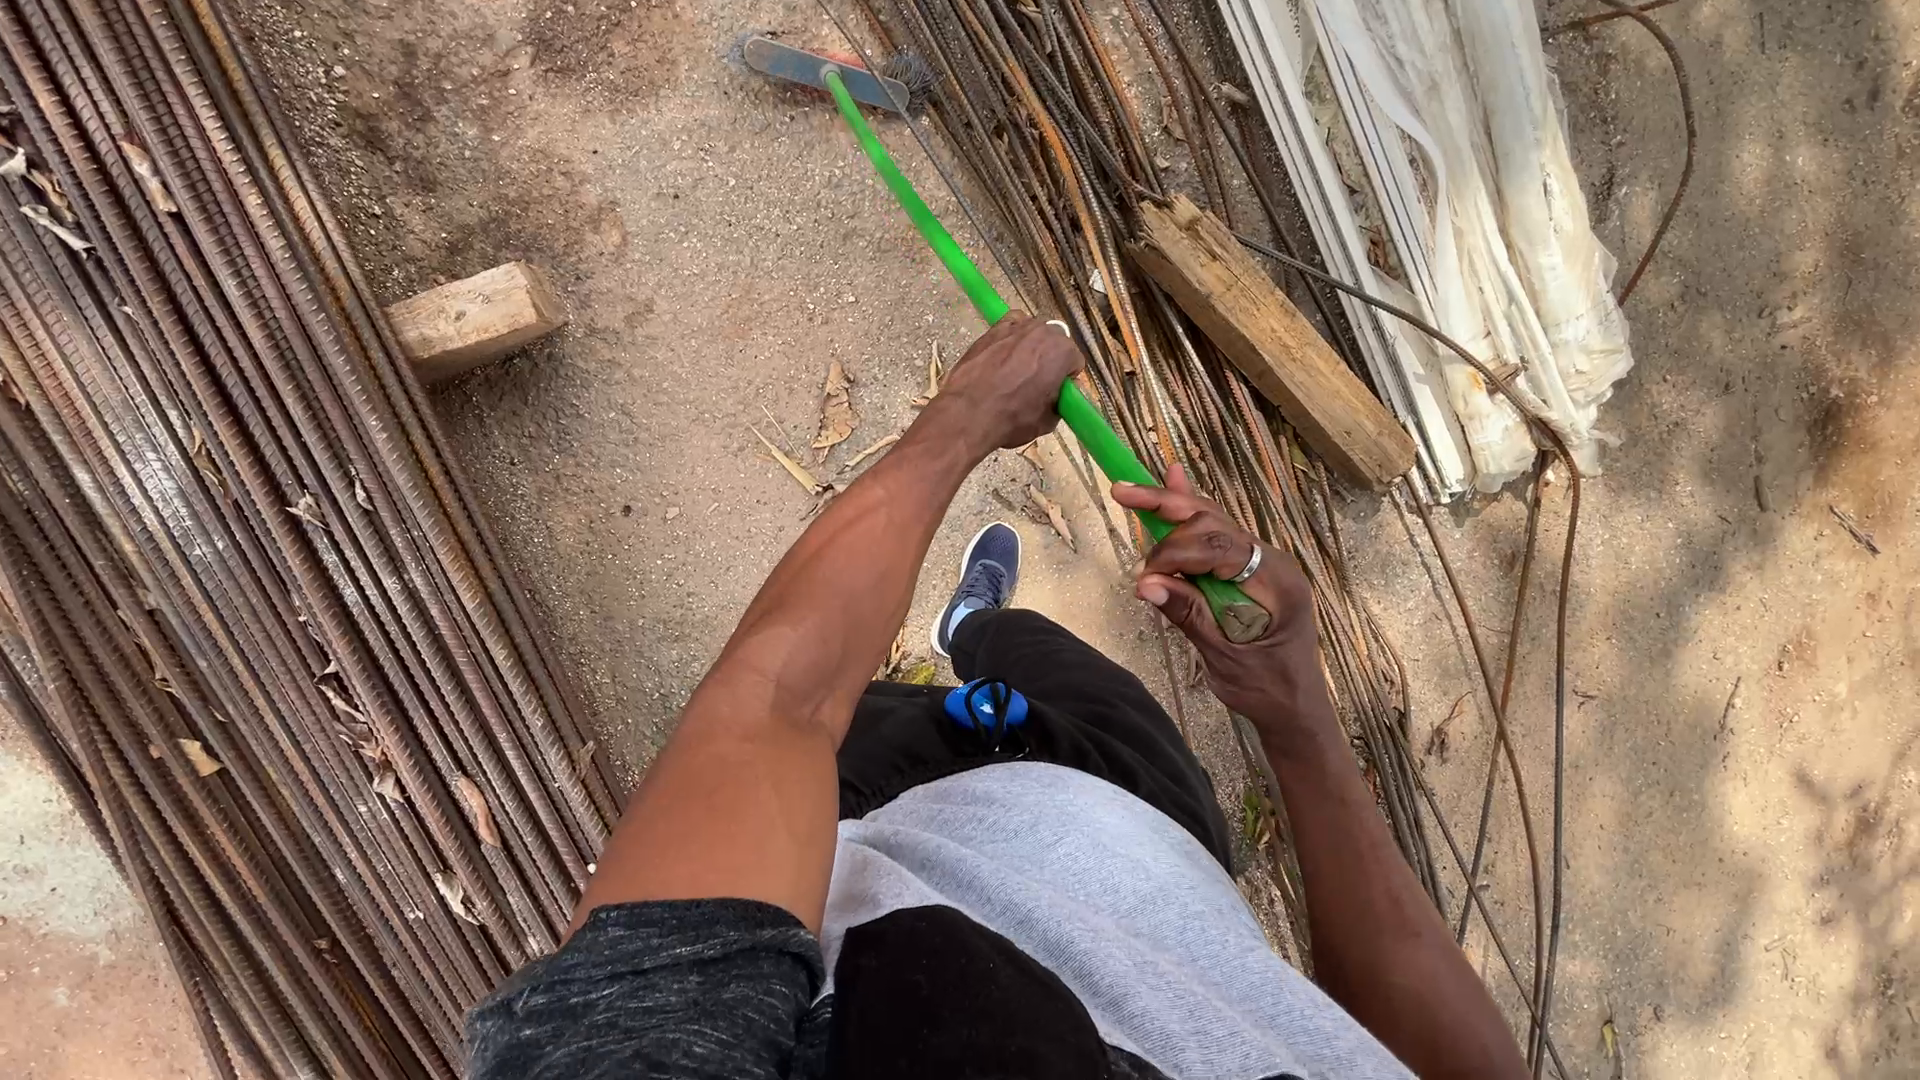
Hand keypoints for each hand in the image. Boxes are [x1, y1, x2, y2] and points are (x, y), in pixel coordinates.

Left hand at [927, 312, 1085, 455]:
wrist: (969, 413)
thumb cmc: (1010, 418)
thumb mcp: (1046, 421)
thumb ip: (1058, 403)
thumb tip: (1054, 400)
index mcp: (1062, 352)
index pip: (1075, 361)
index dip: (1066, 379)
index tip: (1057, 391)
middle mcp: (1043, 332)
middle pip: (1055, 342)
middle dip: (1050, 359)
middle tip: (1038, 382)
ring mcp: (1016, 327)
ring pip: (1033, 333)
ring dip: (1031, 347)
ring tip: (1017, 371)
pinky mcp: (993, 329)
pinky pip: (1010, 327)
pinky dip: (1011, 337)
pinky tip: (1003, 356)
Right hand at [1111, 466, 1330, 733]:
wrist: (1295, 709)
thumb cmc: (1266, 689)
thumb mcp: (1225, 658)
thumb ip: (1189, 615)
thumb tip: (1145, 585)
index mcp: (1276, 582)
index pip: (1219, 547)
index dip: (1175, 553)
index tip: (1145, 577)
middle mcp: (1272, 562)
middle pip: (1214, 522)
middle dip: (1167, 507)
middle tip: (1123, 494)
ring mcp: (1262, 563)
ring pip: (1213, 523)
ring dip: (1172, 507)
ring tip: (1132, 490)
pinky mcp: (1248, 570)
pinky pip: (1216, 536)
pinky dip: (1189, 517)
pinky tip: (1174, 480)